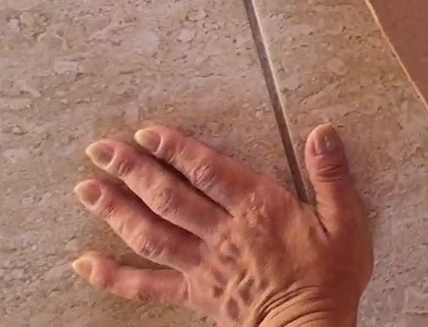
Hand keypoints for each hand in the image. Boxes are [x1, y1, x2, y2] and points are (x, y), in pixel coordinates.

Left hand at [71, 124, 371, 326]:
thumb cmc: (332, 271)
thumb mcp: (346, 217)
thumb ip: (331, 174)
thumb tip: (322, 132)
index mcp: (260, 209)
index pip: (210, 173)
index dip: (178, 151)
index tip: (148, 133)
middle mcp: (223, 233)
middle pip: (170, 198)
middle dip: (134, 171)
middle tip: (100, 149)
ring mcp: (203, 266)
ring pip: (149, 234)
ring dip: (115, 210)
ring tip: (86, 188)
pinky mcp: (193, 295)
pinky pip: (143, 287)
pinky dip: (110, 276)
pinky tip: (82, 264)